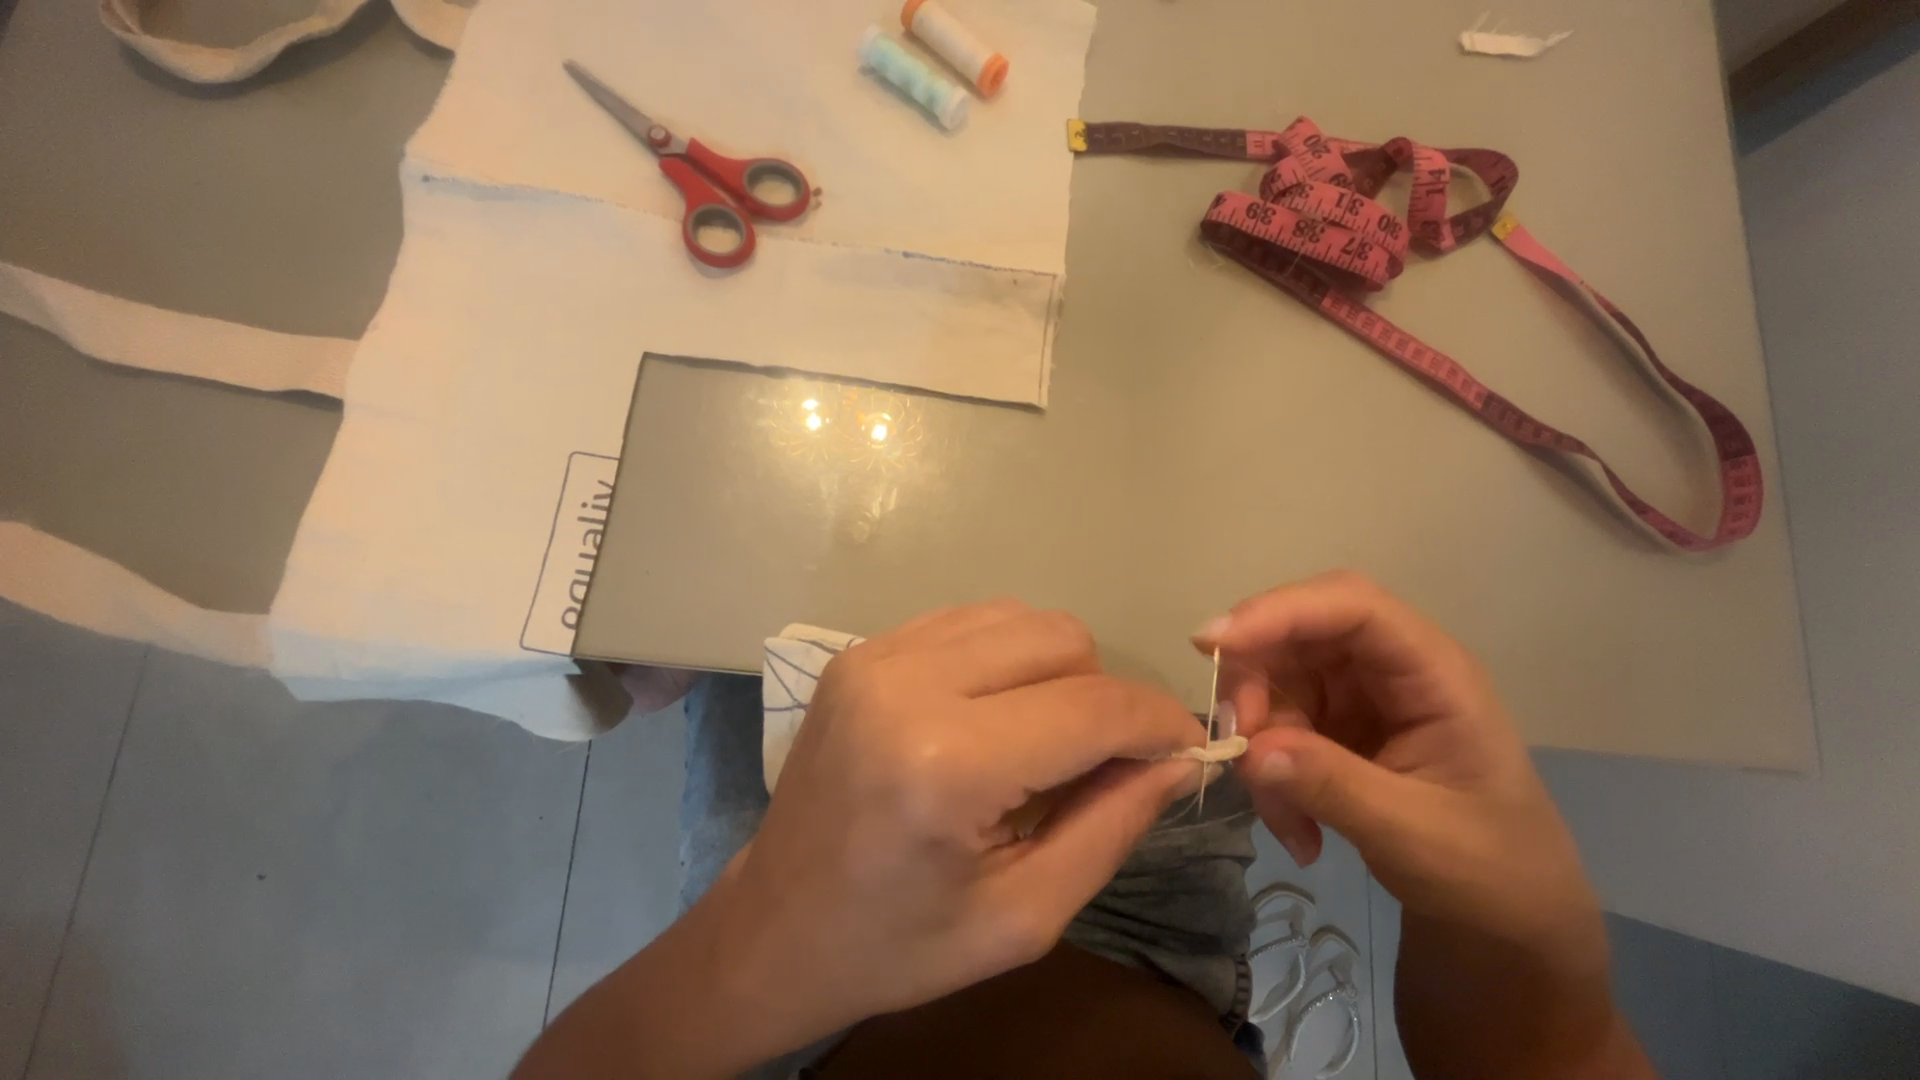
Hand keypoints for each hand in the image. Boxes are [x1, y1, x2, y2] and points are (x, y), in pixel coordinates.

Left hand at [717, 601, 1208, 1054]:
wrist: (773, 926)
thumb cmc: (898, 943)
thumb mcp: (1024, 915)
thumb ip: (1113, 826)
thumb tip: (1179, 757)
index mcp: (947, 764)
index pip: (1094, 708)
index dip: (1159, 724)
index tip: (1187, 750)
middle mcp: (908, 684)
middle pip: (1063, 639)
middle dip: (1105, 697)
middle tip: (1099, 763)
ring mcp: (876, 656)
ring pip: (1020, 618)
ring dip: (1056, 672)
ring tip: (1040, 742)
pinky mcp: (860, 650)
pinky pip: (969, 622)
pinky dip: (1005, 659)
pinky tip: (992, 715)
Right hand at [1192, 571, 1601, 972]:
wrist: (1506, 916)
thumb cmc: (1487, 870)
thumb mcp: (1414, 834)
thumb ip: (1333, 787)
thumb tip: (1250, 751)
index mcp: (1434, 673)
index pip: (1352, 607)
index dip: (1280, 611)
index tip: (1214, 643)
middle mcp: (1390, 669)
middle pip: (1298, 635)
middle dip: (1255, 685)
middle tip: (1237, 746)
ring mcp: (1358, 695)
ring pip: (1275, 683)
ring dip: (1259, 745)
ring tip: (1286, 820)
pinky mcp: (1333, 725)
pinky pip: (1275, 726)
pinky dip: (1268, 773)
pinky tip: (1297, 829)